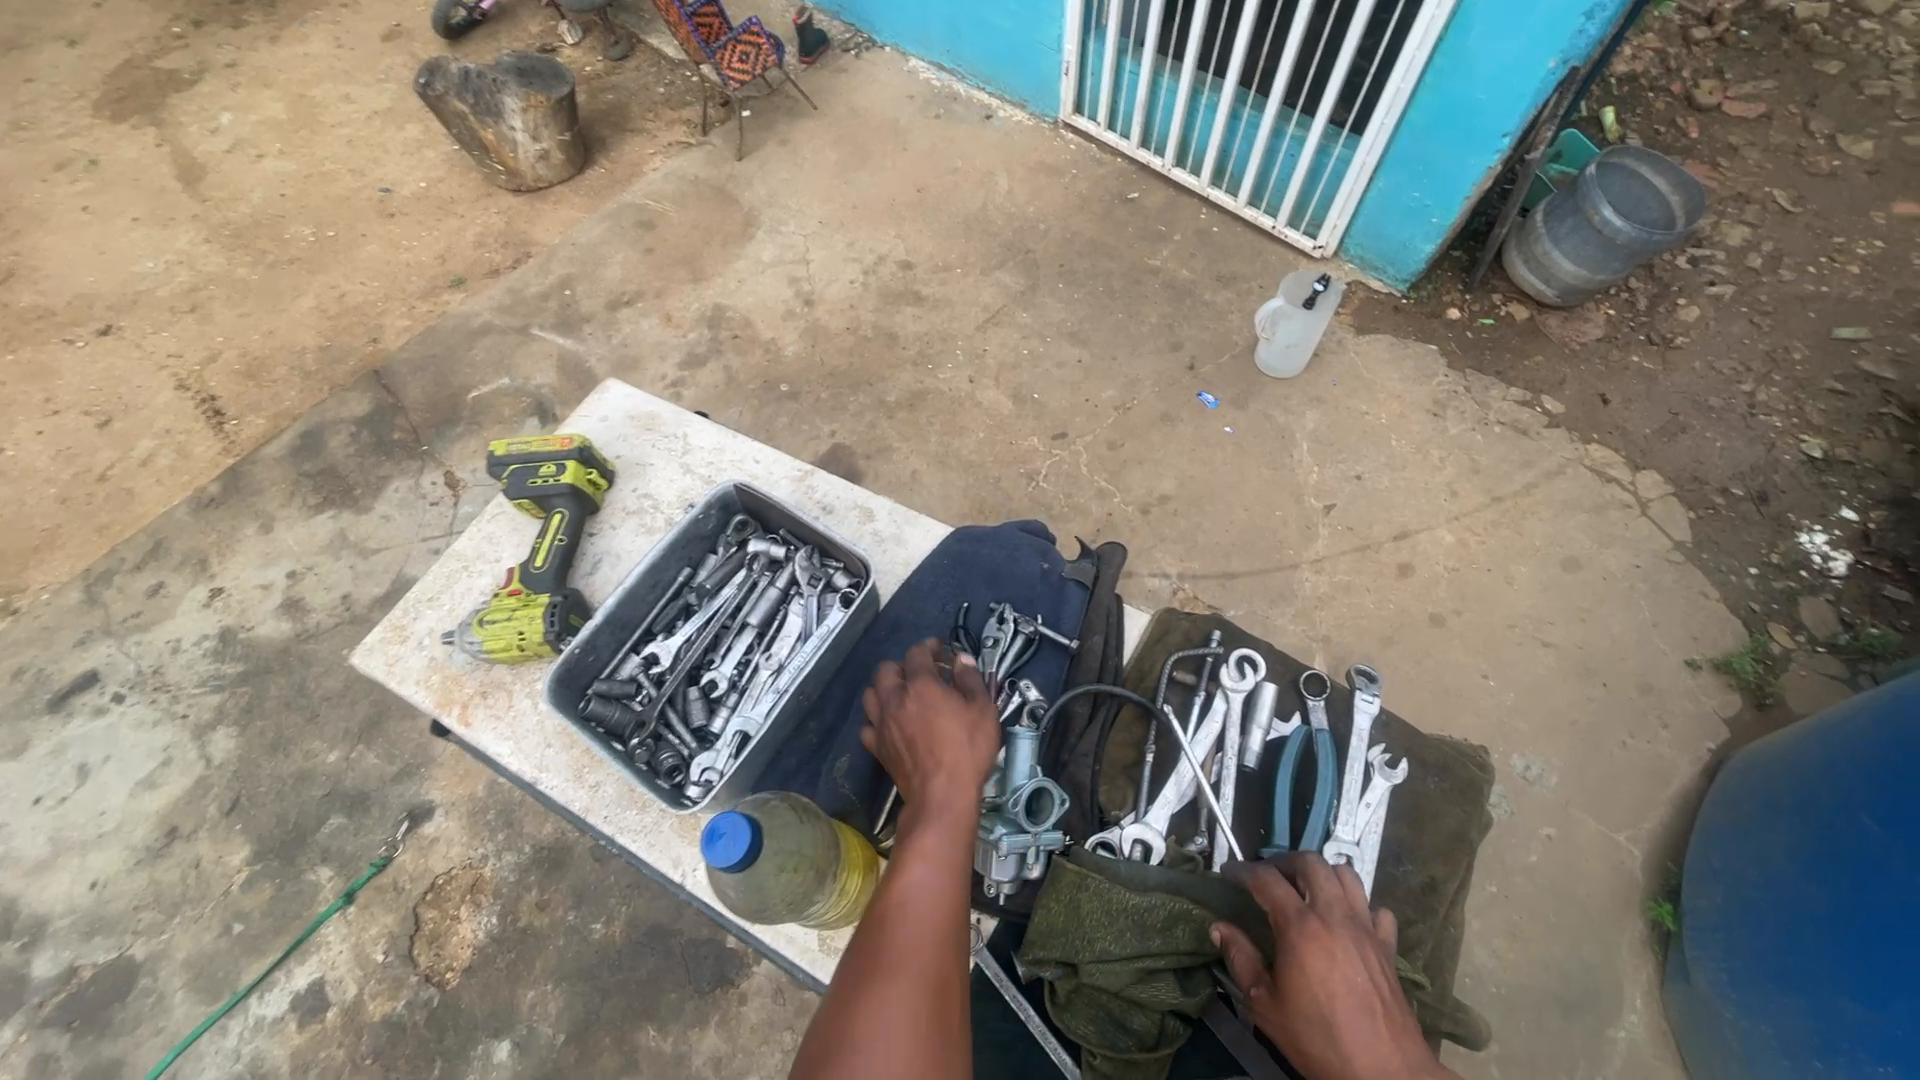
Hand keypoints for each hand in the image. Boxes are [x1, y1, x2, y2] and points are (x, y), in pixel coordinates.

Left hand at [861, 639, 1001, 830]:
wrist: (942, 795)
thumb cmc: (967, 749)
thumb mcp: (982, 709)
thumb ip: (970, 679)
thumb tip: (961, 659)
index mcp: (921, 684)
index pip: (917, 653)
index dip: (928, 646)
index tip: (939, 648)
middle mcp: (895, 698)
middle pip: (885, 670)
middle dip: (901, 666)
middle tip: (920, 674)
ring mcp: (881, 723)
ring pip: (870, 694)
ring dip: (884, 689)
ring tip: (901, 696)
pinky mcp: (877, 747)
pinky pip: (868, 725)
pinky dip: (876, 720)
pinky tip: (890, 725)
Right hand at [1212, 855, 1456, 1079]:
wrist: (1384, 1073)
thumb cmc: (1317, 1039)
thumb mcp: (1265, 1004)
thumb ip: (1240, 958)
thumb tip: (1219, 927)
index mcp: (1300, 926)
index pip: (1266, 878)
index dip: (1243, 870)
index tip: (1228, 874)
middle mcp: (1335, 916)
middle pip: (1311, 863)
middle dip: (1284, 862)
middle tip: (1268, 877)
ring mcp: (1366, 928)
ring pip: (1347, 876)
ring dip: (1322, 874)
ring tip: (1306, 890)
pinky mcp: (1389, 947)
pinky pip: (1376, 909)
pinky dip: (1359, 906)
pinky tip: (1347, 922)